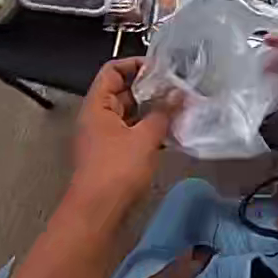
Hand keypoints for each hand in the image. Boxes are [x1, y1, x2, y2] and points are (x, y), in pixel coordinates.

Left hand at [71, 58, 174, 206]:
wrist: (97, 213)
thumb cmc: (117, 170)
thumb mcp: (145, 138)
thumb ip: (163, 113)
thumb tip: (178, 94)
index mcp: (97, 105)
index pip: (113, 70)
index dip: (136, 64)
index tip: (162, 68)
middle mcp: (98, 117)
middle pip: (123, 91)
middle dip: (151, 89)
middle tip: (179, 89)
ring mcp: (105, 137)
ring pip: (131, 114)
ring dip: (153, 111)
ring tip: (180, 109)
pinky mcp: (113, 155)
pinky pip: (133, 133)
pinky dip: (150, 130)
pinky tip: (172, 134)